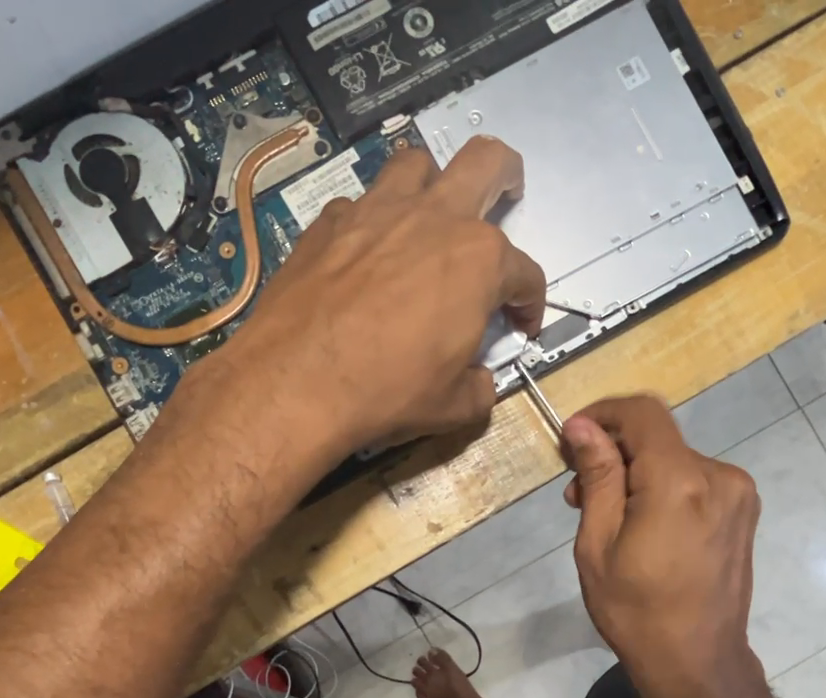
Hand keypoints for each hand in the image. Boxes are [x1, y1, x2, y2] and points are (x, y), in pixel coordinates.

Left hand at [226, 137, 545, 449]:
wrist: (294, 383)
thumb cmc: (387, 392)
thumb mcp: (453, 406)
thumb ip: (479, 387)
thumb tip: (478, 381)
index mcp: (480, 261)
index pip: (525, 273)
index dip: (531, 303)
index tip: (521, 326)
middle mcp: (434, 218)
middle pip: (485, 162)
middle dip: (506, 174)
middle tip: (507, 192)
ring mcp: (376, 211)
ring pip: (416, 164)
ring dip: (432, 183)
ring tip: (430, 214)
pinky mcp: (328, 222)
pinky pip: (360, 205)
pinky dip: (372, 223)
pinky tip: (365, 254)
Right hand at [563, 396, 763, 697]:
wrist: (697, 663)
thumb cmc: (636, 611)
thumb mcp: (598, 544)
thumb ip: (598, 477)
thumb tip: (583, 426)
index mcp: (680, 482)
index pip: (643, 414)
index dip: (602, 414)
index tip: (572, 438)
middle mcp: (719, 476)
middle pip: (657, 438)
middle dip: (613, 452)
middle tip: (576, 492)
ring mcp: (737, 494)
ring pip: (674, 459)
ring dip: (636, 473)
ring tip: (604, 515)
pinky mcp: (742, 511)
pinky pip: (693, 480)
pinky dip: (661, 488)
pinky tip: (640, 523)